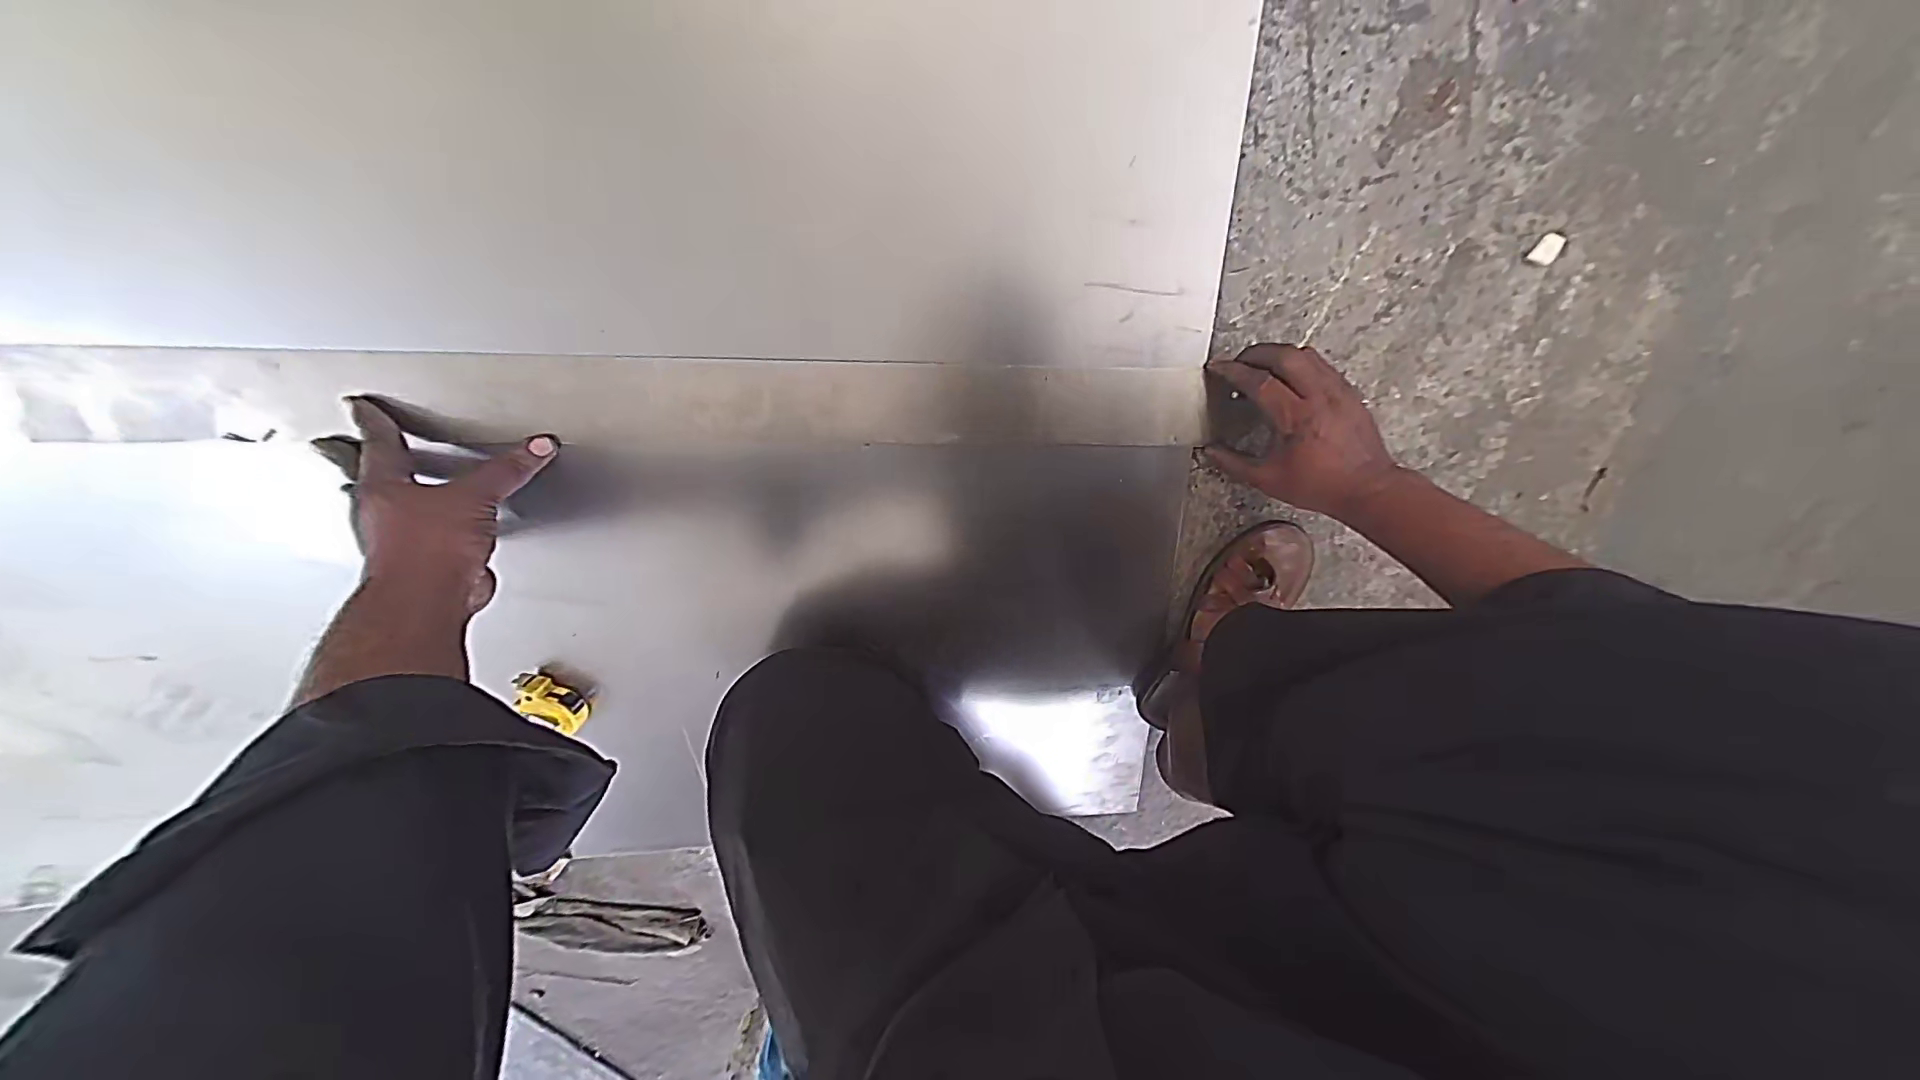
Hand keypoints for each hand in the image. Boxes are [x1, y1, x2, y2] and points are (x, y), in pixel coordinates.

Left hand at [338, 397, 558, 613]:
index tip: (364, 409)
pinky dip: (445, 529)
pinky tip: (460, 531)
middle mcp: (384, 511)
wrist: (427, 600)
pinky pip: (436, 537)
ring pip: (405, 509)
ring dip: (415, 498)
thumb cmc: (425, 552)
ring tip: (425, 488)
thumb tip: (535, 448)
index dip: (374, 423)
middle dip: (383, 462)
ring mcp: (401, 538)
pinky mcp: (426, 562)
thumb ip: (506, 471)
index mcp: (383, 487)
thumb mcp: (474, 498)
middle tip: (380, 446)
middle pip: (381, 477)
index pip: (378, 444)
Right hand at [1205, 344, 1402, 516]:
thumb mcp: (1268, 479)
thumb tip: (1211, 451)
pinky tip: (1288, 377)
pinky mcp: (1348, 393)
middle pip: (1284, 355)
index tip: (1218, 368)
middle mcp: (1320, 397)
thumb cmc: (1322, 485)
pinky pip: (1321, 365)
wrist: (1367, 488)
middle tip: (1237, 362)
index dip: (1233, 371)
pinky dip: (1298, 362)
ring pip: (1305, 354)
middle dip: (1254, 353)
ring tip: (1260, 366)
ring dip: (1277, 354)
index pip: (1260, 381)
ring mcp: (1338, 392)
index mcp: (1297, 418)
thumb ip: (1233, 463)